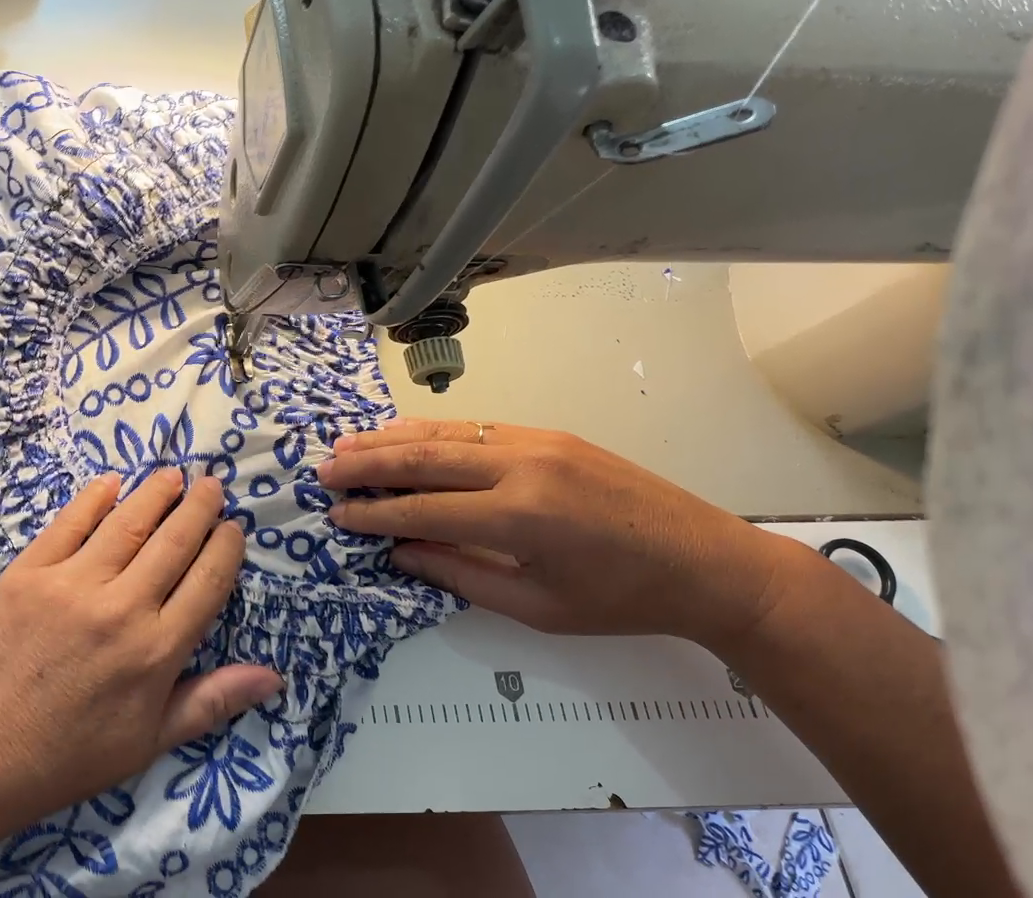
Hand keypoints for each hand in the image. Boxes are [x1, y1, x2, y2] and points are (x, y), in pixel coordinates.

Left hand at [0, 469, 281, 835]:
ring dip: (155, 492)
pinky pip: (68, 523)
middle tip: (212, 484)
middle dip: (199, 508)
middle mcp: (120, 608)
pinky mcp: (28, 572)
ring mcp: (70, 585)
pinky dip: (94, 498)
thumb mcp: (151, 741)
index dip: (225, 547)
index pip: (207, 580)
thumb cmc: (73, 754)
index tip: (233, 526)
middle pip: (173, 542)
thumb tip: (275, 675)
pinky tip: (112, 481)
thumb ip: (212, 701)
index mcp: (156, 651)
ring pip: (126, 523)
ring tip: (173, 474)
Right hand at [317, 419, 806, 648]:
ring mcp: (536, 441)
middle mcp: (521, 467)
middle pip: (424, 457)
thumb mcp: (537, 606)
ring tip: (346, 445)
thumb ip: (460, 574)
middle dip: (368, 465)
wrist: (709, 563)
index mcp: (520, 518)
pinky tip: (402, 433)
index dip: (374, 514)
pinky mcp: (548, 433)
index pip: (424, 510)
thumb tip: (398, 552)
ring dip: (390, 438)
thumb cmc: (621, 600)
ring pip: (445, 432)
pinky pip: (475, 426)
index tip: (337, 515)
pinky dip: (431, 430)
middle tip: (323, 471)